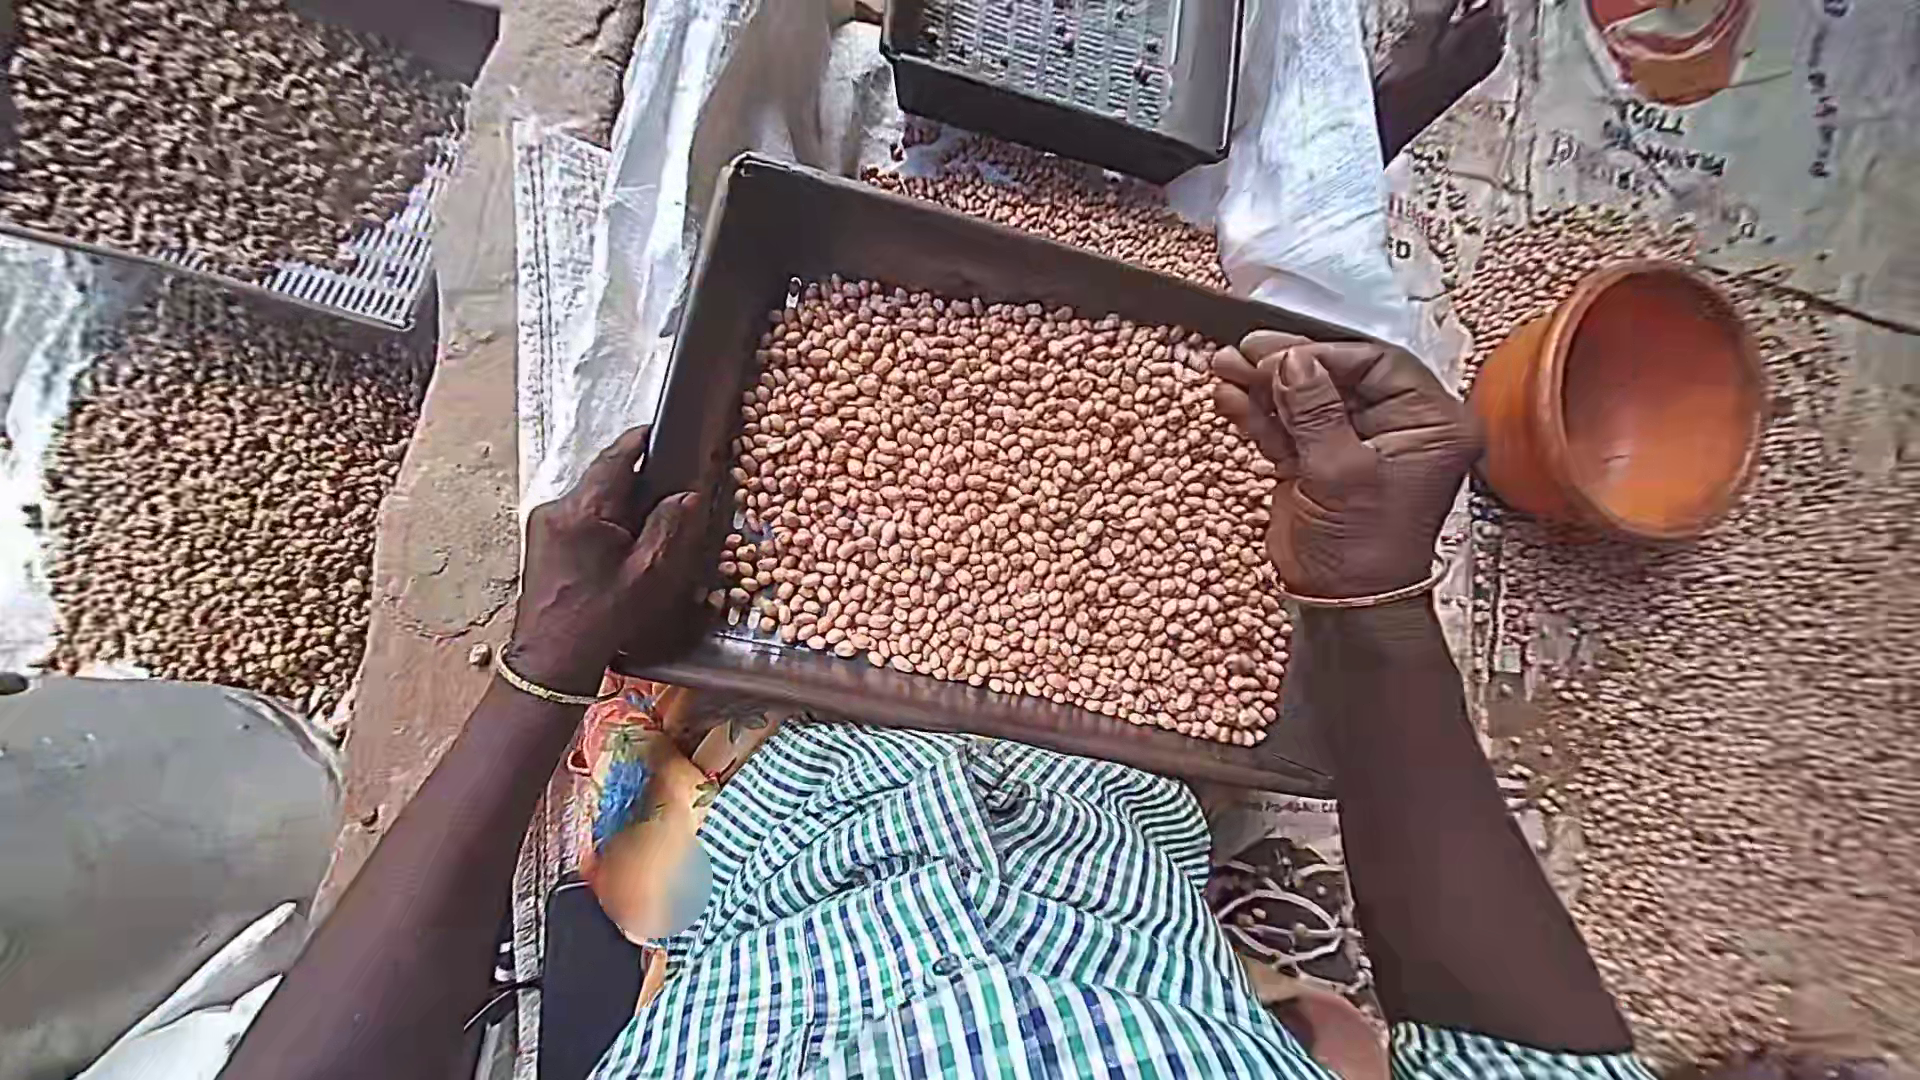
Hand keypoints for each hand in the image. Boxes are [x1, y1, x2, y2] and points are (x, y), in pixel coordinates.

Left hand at [509, 426, 704, 694]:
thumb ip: (670, 525)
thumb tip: (687, 494)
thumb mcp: (650, 572)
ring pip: (594, 495)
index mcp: (583, 512)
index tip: (660, 429)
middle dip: (638, 477)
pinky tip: (627, 538)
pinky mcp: (543, 538)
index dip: (640, 441)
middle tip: (671, 483)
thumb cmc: (604, 616)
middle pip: (604, 476)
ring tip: (653, 517)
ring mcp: (545, 522)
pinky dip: (608, 516)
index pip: (615, 459)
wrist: (554, 656)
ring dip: (623, 499)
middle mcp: (556, 508)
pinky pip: (583, 513)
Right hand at [1211, 332, 1479, 597]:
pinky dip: (1254, 415)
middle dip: (1283, 366)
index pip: (1375, 365)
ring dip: (1260, 386)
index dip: (1322, 356)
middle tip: (1244, 352)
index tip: (1278, 354)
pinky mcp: (1311, 461)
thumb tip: (1292, 361)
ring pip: (1300, 401)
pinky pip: (1282, 428)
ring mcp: (1345, 444)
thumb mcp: (1340, 472)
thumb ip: (1315, 413)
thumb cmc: (1362, 545)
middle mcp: (1390, 426)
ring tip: (1224, 367)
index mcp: (1426, 422)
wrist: (1337, 598)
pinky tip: (1229, 398)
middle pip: (1332, 378)